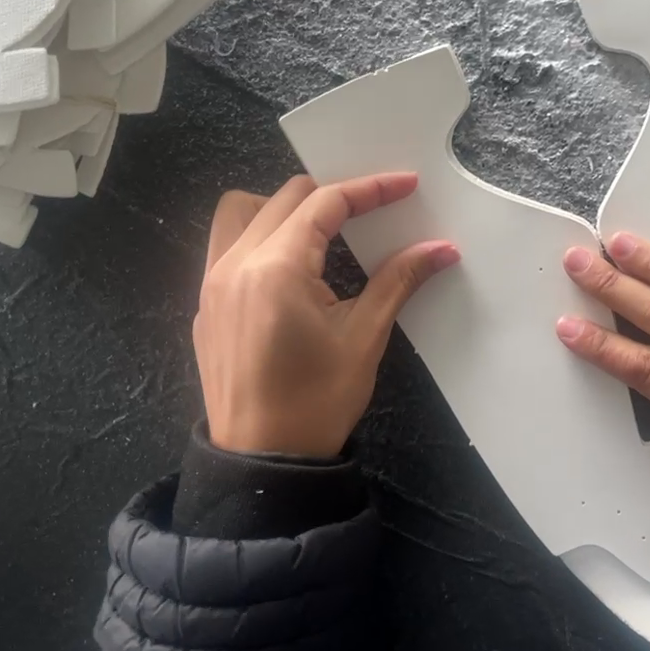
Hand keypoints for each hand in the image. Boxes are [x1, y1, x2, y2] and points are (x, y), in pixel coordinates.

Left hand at [194, 173, 459, 457]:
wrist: (263, 465)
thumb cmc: (318, 402)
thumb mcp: (365, 338)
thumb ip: (399, 281)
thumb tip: (443, 249)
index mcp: (276, 269)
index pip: (325, 203)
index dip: (370, 189)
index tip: (406, 185)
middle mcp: (234, 264)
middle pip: (285, 197)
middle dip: (333, 196)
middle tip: (372, 213)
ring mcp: (211, 284)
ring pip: (242, 213)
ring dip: (284, 209)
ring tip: (322, 234)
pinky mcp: (205, 306)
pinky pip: (226, 246)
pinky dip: (260, 237)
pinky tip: (290, 269)